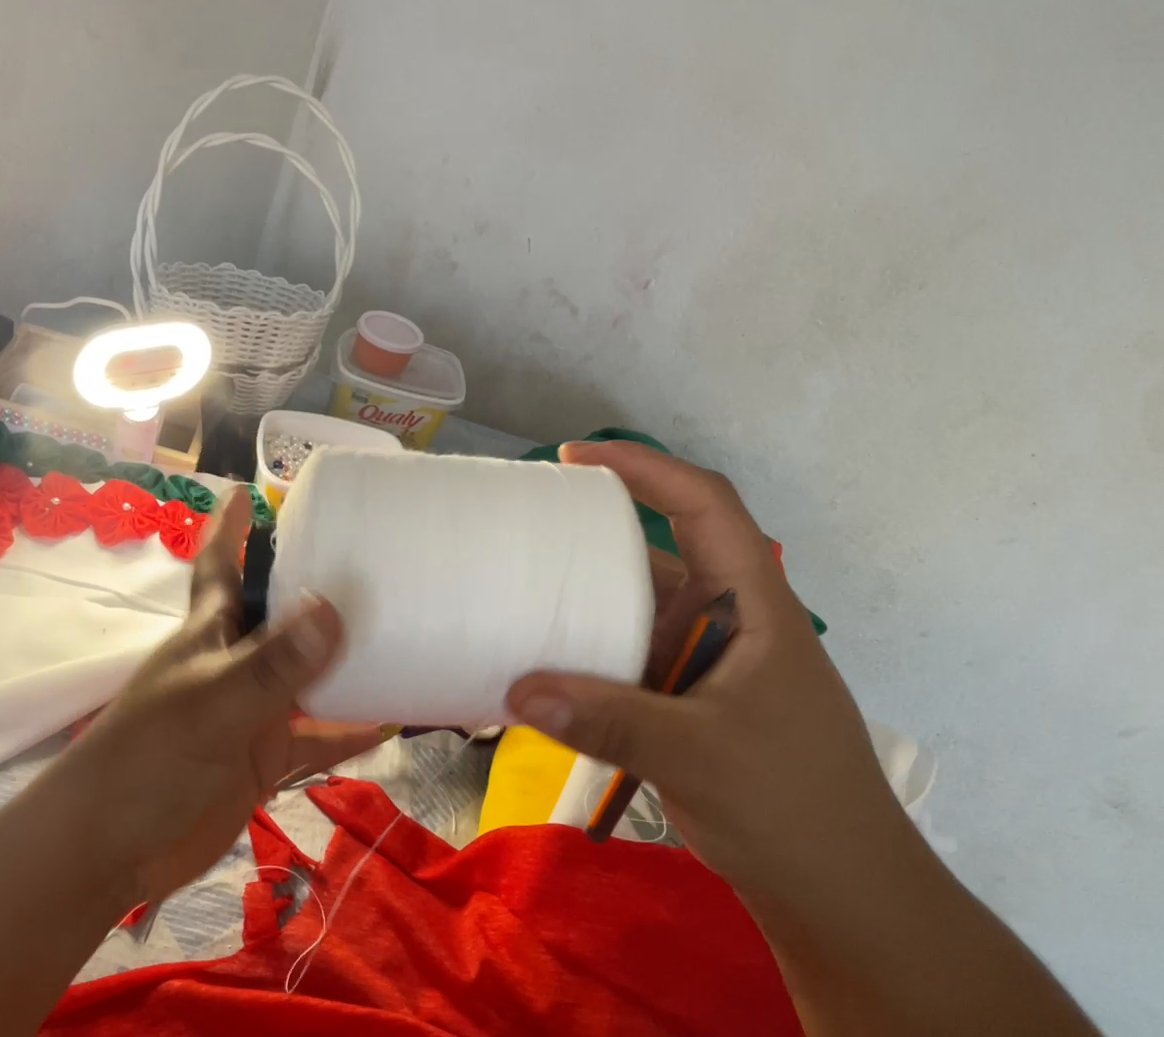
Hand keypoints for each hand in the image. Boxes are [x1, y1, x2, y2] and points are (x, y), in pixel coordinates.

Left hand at [53, 487, 387, 903]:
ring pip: (308, 679)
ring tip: (408, 637)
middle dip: (318, 589)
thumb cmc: (147, 759)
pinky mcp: (262, 761)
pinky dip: (350, 733)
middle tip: (377, 562)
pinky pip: (317, 739)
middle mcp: (232, 665)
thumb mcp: (211, 705)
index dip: (231, 527)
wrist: (113, 848)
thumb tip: (332, 606)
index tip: (249, 488)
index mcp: (208, 633)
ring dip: (348, 665)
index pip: (220, 565)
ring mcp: (249, 714)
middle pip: (281, 616)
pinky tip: (393, 721)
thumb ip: (270, 665)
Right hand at [506, 440, 908, 907]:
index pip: (707, 507)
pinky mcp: (681, 702)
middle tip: (522, 523)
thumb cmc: (794, 806)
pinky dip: (580, 653)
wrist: (840, 893)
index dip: (646, 467)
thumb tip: (517, 688)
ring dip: (580, 597)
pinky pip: (621, 658)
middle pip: (659, 549)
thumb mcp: (702, 755)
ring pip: (634, 608)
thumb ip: (611, 719)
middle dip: (593, 529)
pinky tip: (534, 662)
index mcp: (755, 607)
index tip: (575, 459)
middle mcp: (727, 622)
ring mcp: (703, 664)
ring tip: (513, 586)